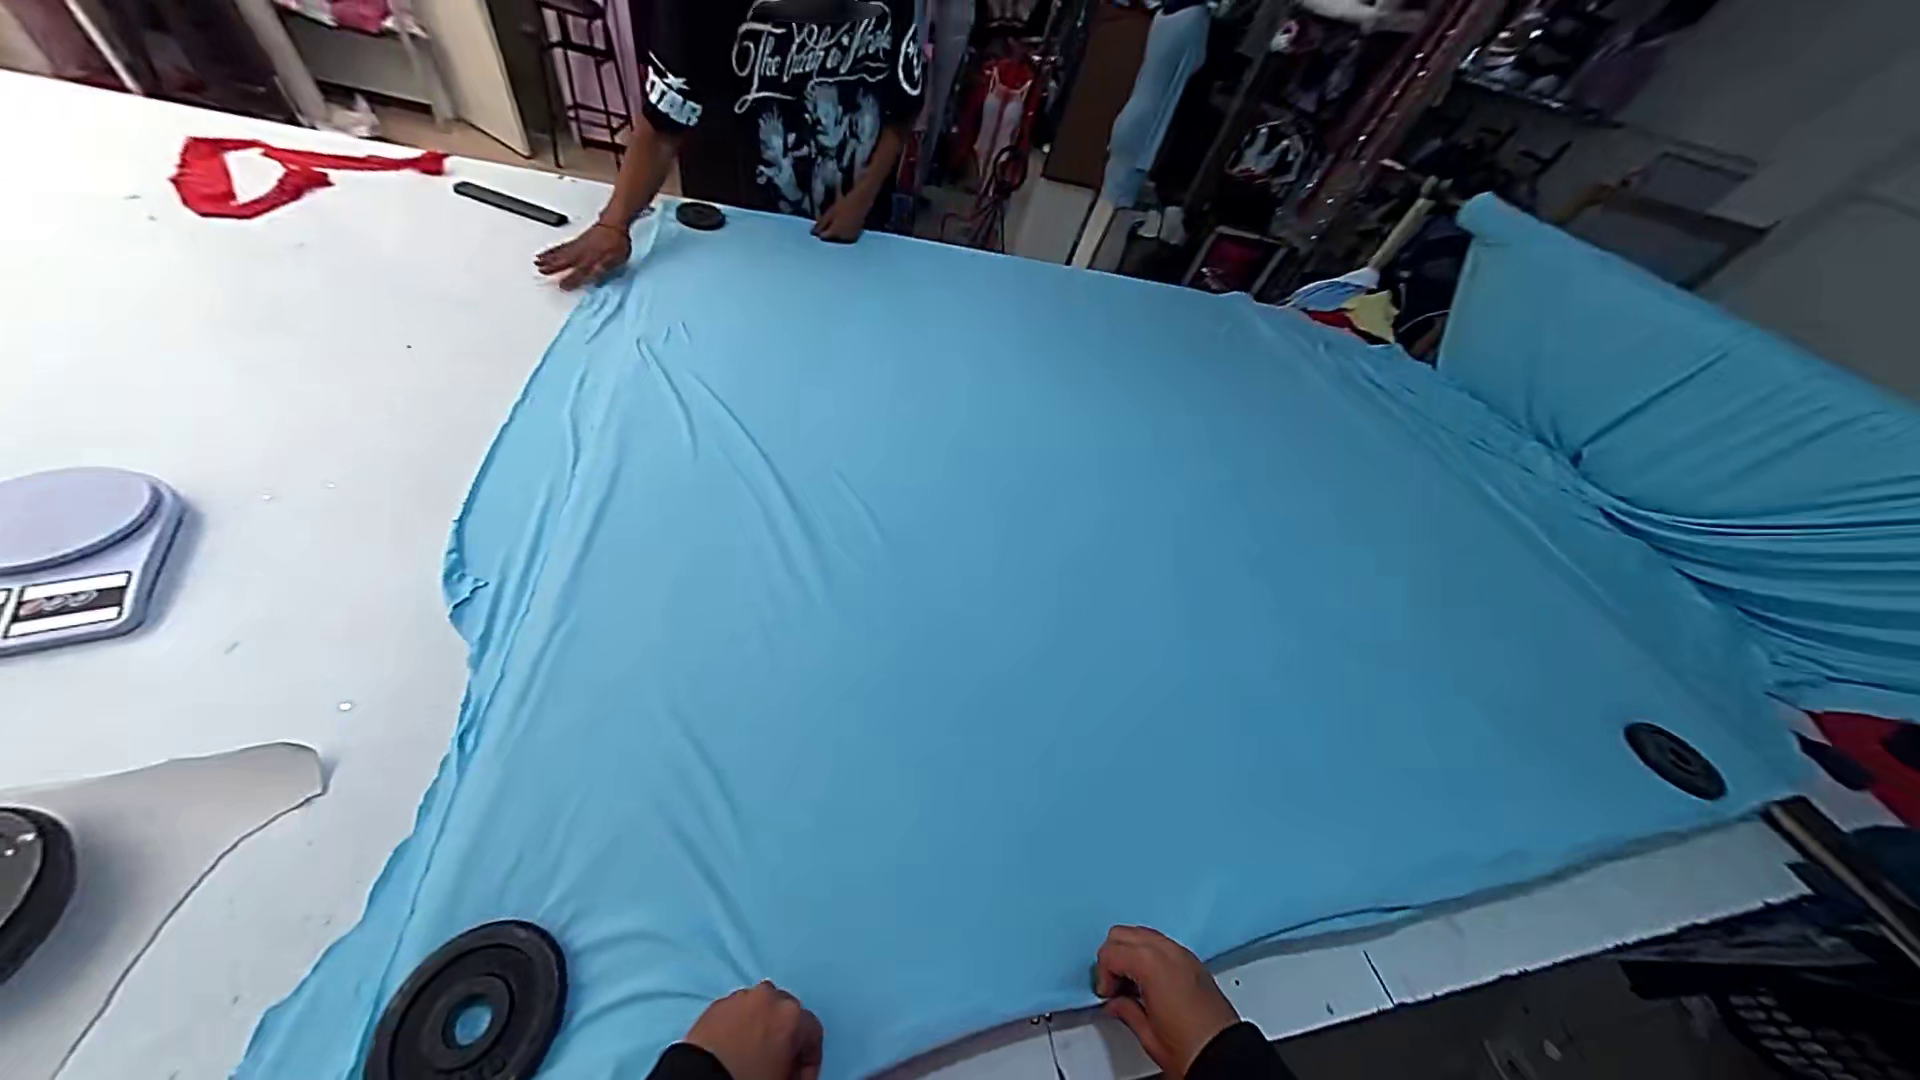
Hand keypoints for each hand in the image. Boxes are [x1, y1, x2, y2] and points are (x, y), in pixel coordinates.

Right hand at [535, 222, 630, 289]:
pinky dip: (552, 249)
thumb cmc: (617, 243)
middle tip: (541, 271)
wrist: (614, 225)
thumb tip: (596, 279)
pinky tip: (547, 252)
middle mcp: (582, 253)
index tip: (562, 287)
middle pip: (564, 261)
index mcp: (592, 260)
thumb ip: (605, 269)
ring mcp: (578, 245)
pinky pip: (561, 246)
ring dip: (548, 258)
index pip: (579, 273)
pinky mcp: (576, 240)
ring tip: (538, 262)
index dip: (571, 281)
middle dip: (552, 267)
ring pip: (560, 252)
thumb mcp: (617, 260)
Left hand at [684, 981, 824, 1079]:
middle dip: (785, 1037)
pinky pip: (736, 1012)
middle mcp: (770, 996)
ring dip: (761, 1027)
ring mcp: (741, 997)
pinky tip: (731, 1050)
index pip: (813, 1033)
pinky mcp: (717, 1004)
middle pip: (786, 1014)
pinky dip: (738, 1026)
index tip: (800, 1078)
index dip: (809, 1061)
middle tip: (777, 1064)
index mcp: (791, 1015)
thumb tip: (794, 1072)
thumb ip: (797, 1072)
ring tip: (750, 1056)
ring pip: (760, 1009)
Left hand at [811, 188, 875, 243]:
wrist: (860, 203)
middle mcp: (842, 238)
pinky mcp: (855, 237)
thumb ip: (822, 224)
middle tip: (822, 229)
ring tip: (832, 228)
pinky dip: (841, 235)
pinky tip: (841, 228)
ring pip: (838, 240)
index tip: (814, 230)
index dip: (818, 233)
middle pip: (831, 240)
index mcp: (834, 232)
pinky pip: (845, 238)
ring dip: (834, 236)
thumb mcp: (830, 213)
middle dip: (827, 235)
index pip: (823, 237)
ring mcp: (849, 238)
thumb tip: (813, 232)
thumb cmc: (844, 205)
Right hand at [1094, 926, 1239, 1079]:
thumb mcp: (1149, 1035)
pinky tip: (1149, 979)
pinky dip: (1148, 952)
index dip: (1102, 974)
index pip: (1110, 952)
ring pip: (1141, 932)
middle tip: (1114, 985)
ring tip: (1131, 983)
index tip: (1107, 994)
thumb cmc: (1191, 1050)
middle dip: (1112, 956)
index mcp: (1150, 963)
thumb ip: (1125, 1009)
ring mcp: (1181, 952)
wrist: (1228, 1059)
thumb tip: (1115, 1002)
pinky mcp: (1193, 960)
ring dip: (1130, 951)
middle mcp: (1166, 950)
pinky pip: (1160, 942)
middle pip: (1122, 933)